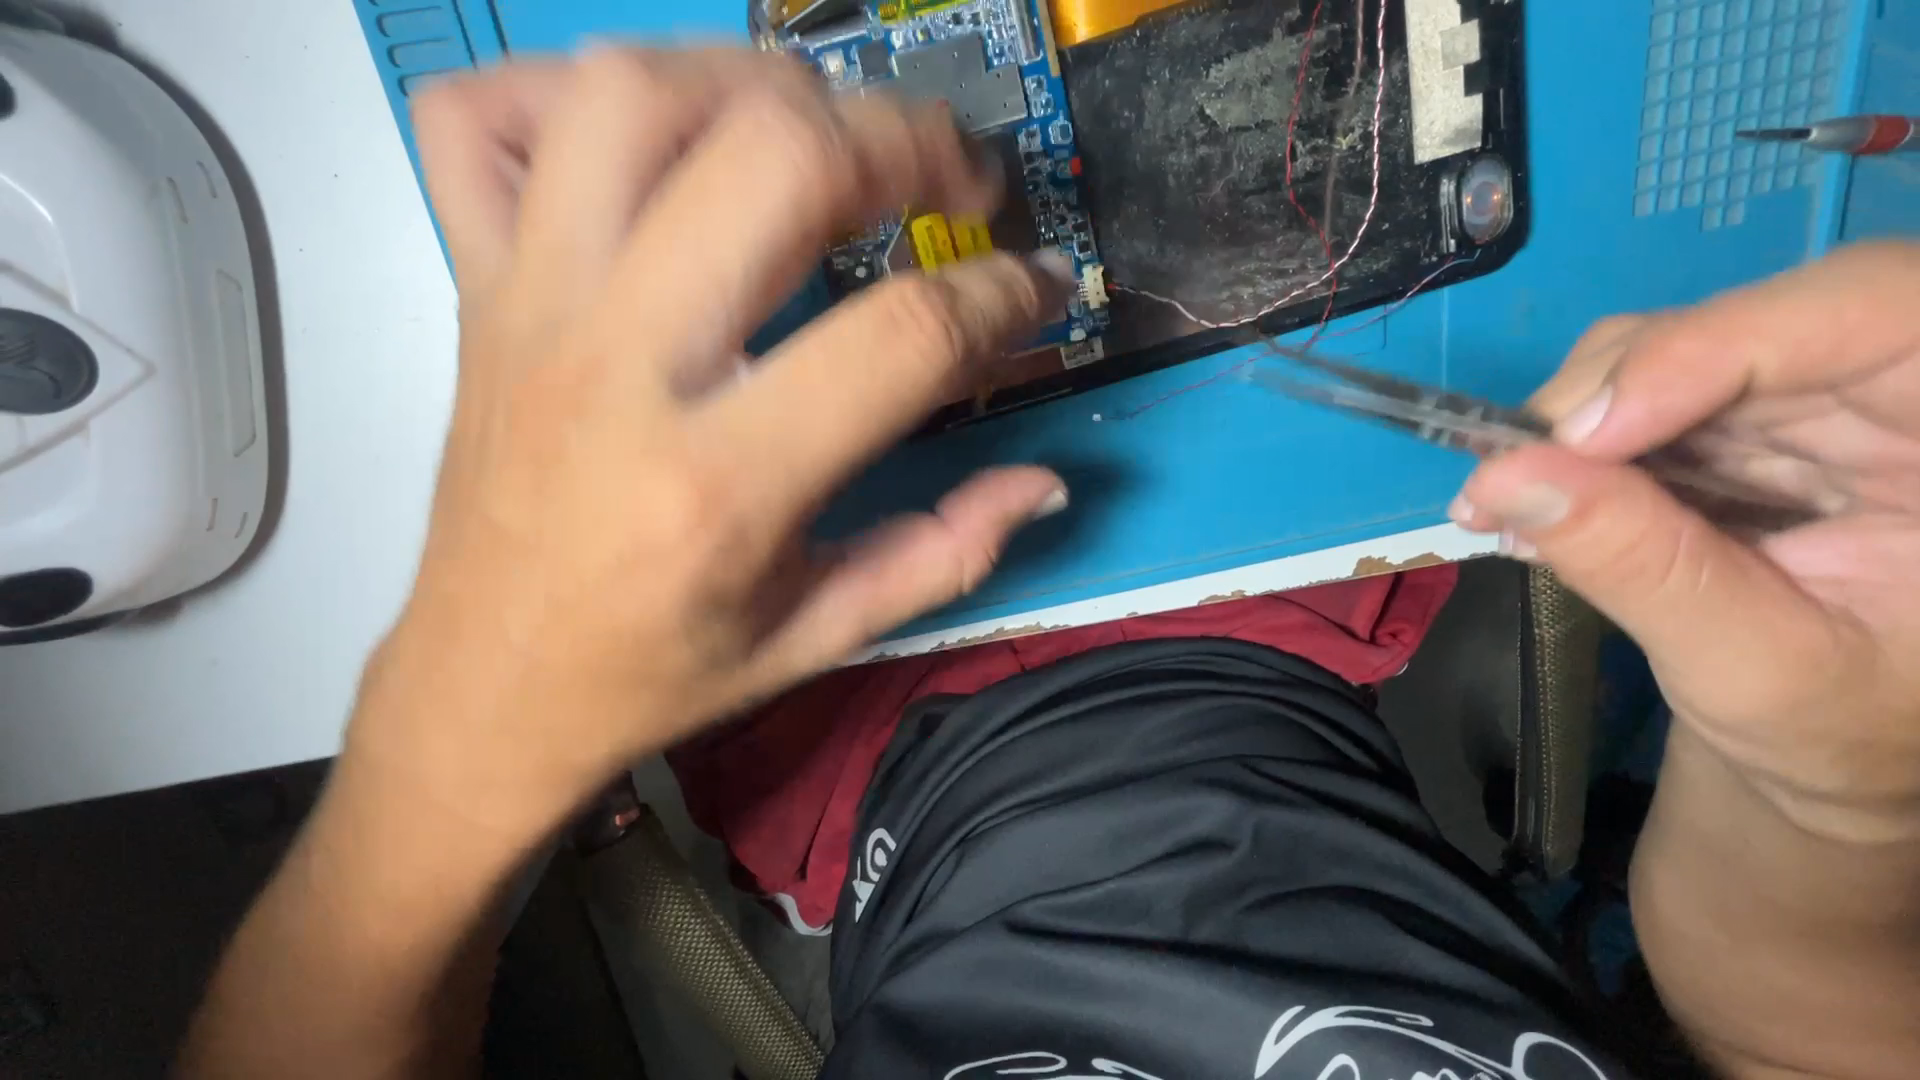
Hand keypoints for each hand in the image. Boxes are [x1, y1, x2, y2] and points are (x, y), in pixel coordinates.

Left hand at [351, 49, 1073, 832]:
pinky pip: (484, 120)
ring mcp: (529, 309)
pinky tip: (658, 143)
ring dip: (759, 84)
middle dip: (901, 141)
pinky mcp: (474, 289)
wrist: (485, 688)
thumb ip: (944, 555)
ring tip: (825, 134)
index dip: (999, 295)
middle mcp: (618, 368)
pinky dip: (573, 90)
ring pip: (634, 97)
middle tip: (953, 179)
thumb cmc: (658, 674)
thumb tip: (1044, 482)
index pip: (899, 335)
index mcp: (721, 486)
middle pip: (775, 160)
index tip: (1036, 288)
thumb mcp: (819, 637)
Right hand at [1456, 241, 1919, 841]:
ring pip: (1666, 349)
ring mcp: (1818, 403)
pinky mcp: (1742, 424)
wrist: (1838, 747)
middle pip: (1739, 324)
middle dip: (1603, 395)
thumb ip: (1640, 568)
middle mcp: (1900, 391)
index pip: (1863, 314)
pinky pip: (1632, 398)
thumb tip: (1498, 479)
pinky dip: (1565, 449)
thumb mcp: (1750, 668)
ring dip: (1568, 426)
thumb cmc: (1841, 732)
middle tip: (1510, 475)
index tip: (1579, 439)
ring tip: (1511, 503)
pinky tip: (1537, 501)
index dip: (1708, 348)